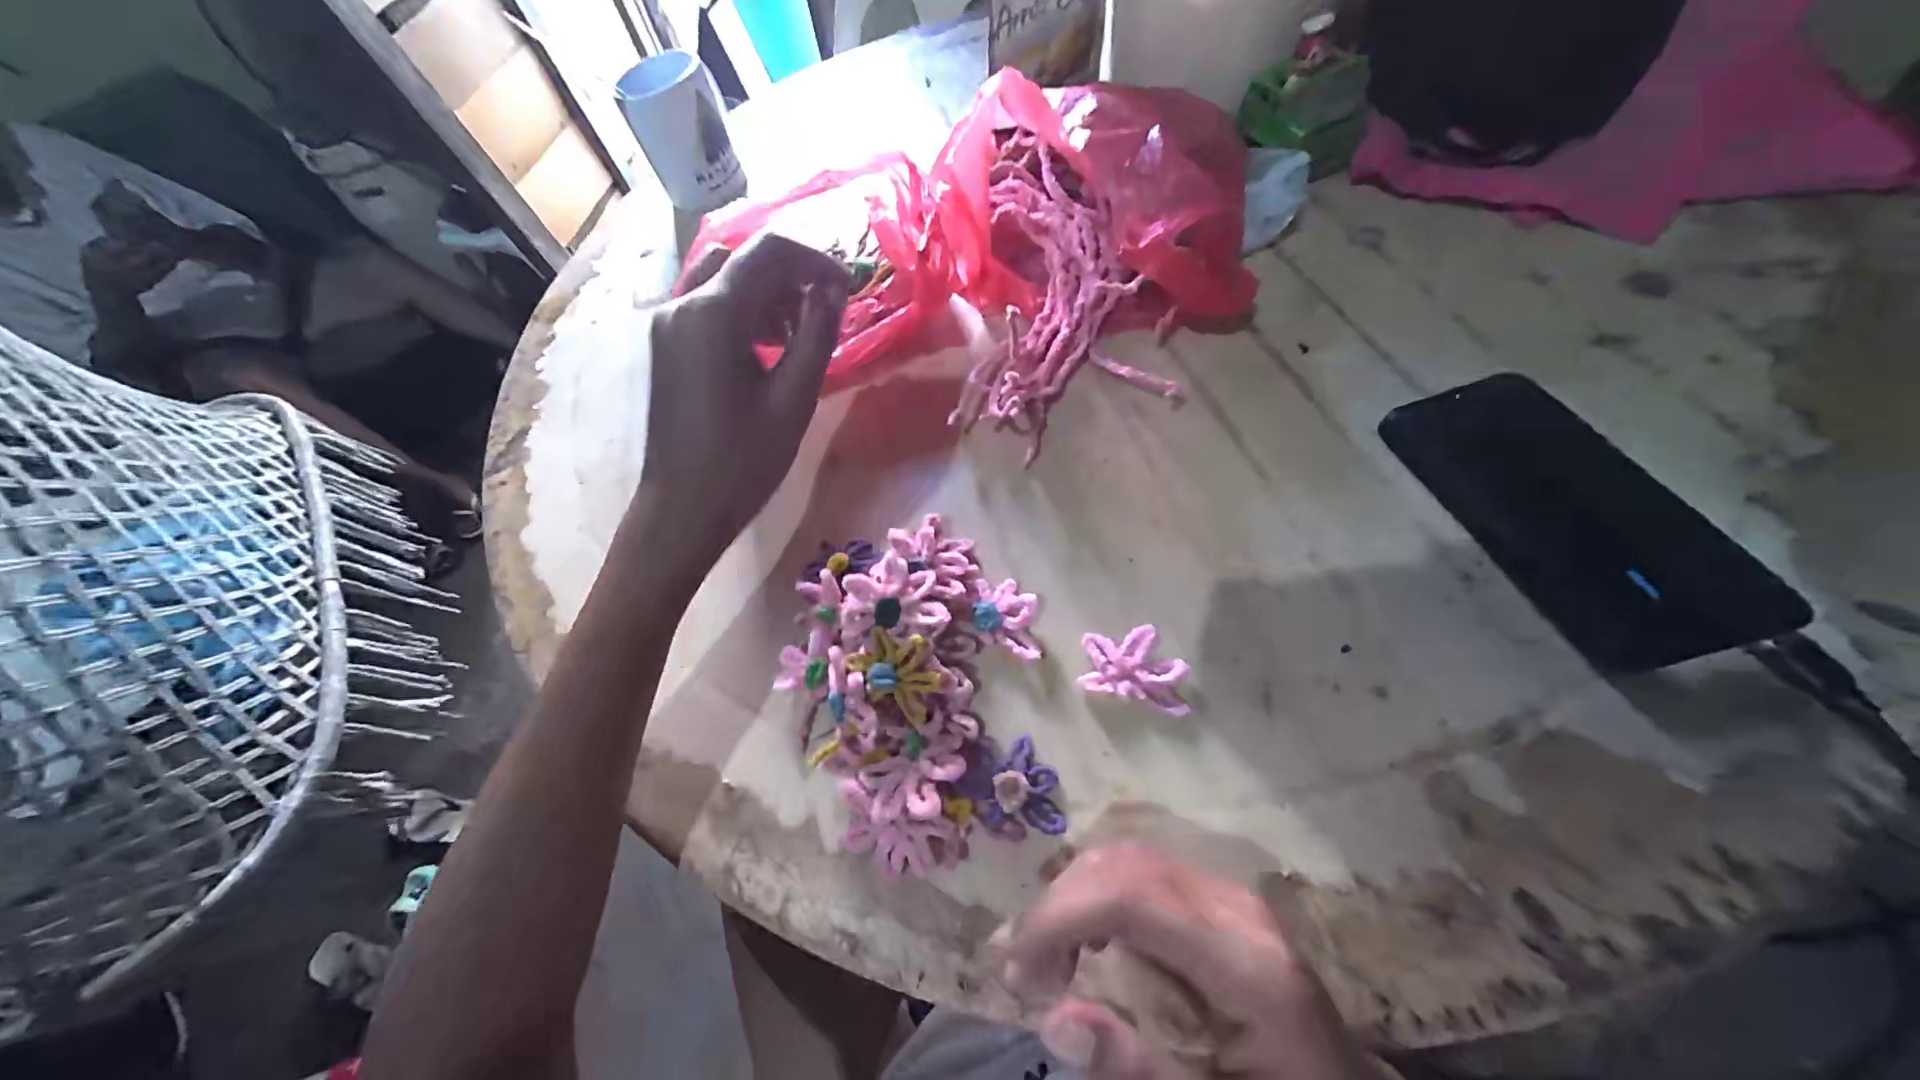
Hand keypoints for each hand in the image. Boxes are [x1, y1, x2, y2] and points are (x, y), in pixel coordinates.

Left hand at [634, 232, 850, 577]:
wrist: (684, 507)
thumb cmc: (744, 462)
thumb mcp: (794, 398)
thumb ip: (817, 335)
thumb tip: (833, 291)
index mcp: (713, 314)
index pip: (769, 251)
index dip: (816, 261)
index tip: (848, 289)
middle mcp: (681, 305)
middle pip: (743, 259)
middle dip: (791, 277)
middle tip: (826, 313)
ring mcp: (667, 323)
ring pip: (723, 278)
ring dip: (767, 293)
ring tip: (798, 336)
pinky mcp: (665, 344)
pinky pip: (707, 305)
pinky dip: (742, 311)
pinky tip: (766, 350)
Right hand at [997, 846, 1382, 1079]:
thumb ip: (1137, 1069)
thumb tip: (1054, 1020)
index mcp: (1246, 963)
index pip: (1134, 897)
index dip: (1061, 916)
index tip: (1012, 964)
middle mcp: (1236, 908)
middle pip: (1124, 868)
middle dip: (1057, 909)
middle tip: (1019, 971)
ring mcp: (1227, 894)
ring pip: (1126, 859)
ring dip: (1071, 899)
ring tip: (1045, 961)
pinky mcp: (1214, 896)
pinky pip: (1140, 873)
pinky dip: (1094, 897)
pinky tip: (1083, 943)